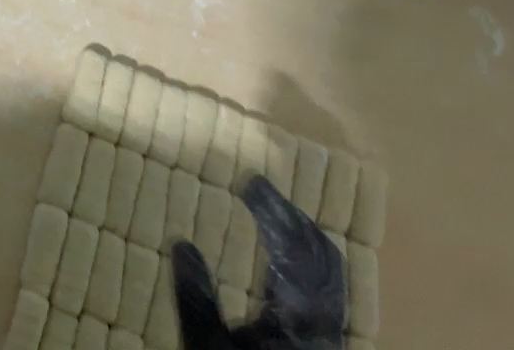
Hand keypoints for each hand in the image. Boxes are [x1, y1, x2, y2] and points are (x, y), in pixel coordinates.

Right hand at [171, 176, 346, 348]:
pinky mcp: (326, 347)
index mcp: (298, 317)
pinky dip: (308, 262)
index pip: (293, 247)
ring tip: (272, 215)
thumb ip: (196, 295)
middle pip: (322, 255)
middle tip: (257, 190)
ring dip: (303, 237)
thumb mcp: (206, 347)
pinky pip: (329, 291)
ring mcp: (331, 337)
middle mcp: (324, 323)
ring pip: (331, 274)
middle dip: (291, 216)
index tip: (245, 180)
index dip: (272, 209)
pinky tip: (284, 263)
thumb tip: (181, 241)